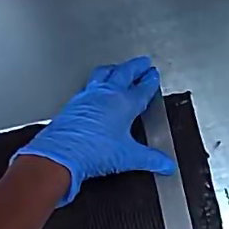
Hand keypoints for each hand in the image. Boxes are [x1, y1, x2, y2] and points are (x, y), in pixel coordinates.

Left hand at [14, 57, 174, 204]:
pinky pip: (88, 85)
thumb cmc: (94, 150)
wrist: (61, 154)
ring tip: (118, 68)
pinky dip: (96, 81)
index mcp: (124, 102)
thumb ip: (150, 159)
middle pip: (124, 73)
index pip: (142, 88)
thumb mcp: (128, 157)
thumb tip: (167, 165)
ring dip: (114, 69)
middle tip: (143, 63)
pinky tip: (94, 89)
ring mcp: (87, 96)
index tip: (153, 74)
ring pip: (103, 74)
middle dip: (136, 67)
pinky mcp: (73, 103)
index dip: (150, 81)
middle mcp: (106, 94)